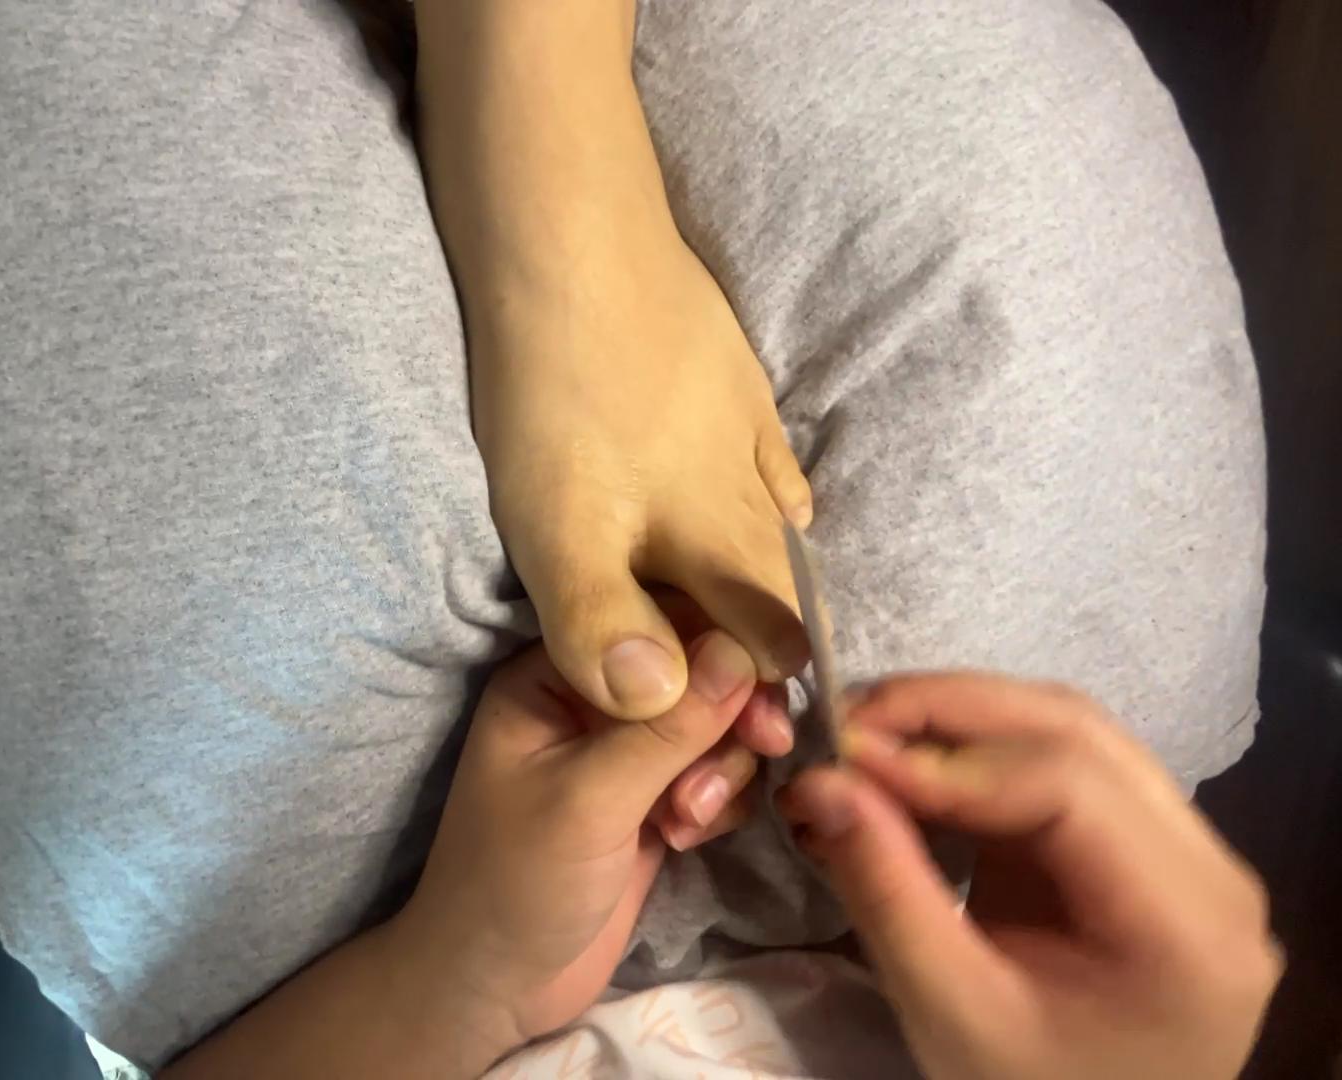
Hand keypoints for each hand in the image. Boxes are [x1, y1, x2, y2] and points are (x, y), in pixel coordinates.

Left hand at [390, 630, 759, 1043]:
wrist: (500, 979)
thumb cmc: (520, 877)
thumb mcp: (590, 798)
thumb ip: (666, 730)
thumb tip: (737, 648)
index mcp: (554, 673)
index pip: (650, 625)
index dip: (715, 650)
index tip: (762, 699)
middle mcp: (592, 699)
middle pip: (692, 672)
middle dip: (726, 716)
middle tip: (761, 750)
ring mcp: (622, 750)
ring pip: (710, 725)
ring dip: (719, 768)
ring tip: (686, 821)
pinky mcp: (650, 796)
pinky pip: (710, 772)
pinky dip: (714, 799)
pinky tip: (683, 838)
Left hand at [469, 219, 813, 722]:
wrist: (572, 245)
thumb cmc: (558, 397)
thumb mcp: (556, 526)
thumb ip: (603, 622)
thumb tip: (659, 701)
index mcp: (723, 542)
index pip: (780, 644)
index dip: (759, 692)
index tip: (723, 717)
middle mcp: (757, 493)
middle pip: (785, 590)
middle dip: (758, 641)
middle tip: (711, 665)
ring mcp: (751, 431)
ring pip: (778, 524)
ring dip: (755, 569)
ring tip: (718, 597)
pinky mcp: (732, 382)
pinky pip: (766, 459)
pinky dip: (754, 498)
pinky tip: (736, 498)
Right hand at [780, 674, 1281, 1079]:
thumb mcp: (945, 1006)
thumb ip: (884, 888)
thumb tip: (817, 780)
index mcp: (1188, 927)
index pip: (1068, 785)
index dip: (945, 760)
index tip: (843, 764)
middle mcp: (1202, 862)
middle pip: (1068, 728)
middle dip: (939, 709)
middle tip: (841, 725)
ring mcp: (1168, 837)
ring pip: (1055, 720)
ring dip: (948, 713)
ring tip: (862, 737)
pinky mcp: (1116, 827)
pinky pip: (1038, 747)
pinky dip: (959, 739)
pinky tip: (902, 762)